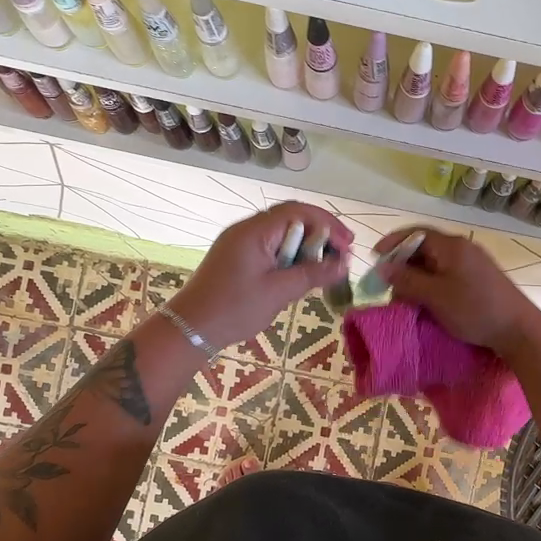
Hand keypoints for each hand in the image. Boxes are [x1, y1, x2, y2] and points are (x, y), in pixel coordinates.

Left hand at [167, 203, 351, 349]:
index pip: (298, 212)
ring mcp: (239, 243)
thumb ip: (312, 274)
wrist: (192, 328)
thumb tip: (343, 263)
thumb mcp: (278, 292)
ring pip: (281, 233)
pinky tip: (303, 272)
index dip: (328, 225)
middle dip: (320, 233)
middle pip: (291, 218)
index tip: (349, 245)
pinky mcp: (237, 257)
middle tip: (343, 253)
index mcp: (255, 231)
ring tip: (327, 264)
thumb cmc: (234, 309)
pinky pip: (270, 247)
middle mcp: (246, 229)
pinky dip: (290, 256)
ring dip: (306, 246)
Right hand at [375, 228, 540, 355]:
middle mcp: (463, 249)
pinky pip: (447, 275)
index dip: (393, 244)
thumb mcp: (436, 296)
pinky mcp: (479, 280)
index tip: (374, 258)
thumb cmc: (475, 310)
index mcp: (451, 246)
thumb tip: (384, 268)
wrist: (519, 329)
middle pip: (424, 249)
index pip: (415, 234)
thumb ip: (408, 280)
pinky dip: (431, 285)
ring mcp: (473, 264)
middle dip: (403, 266)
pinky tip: (426, 303)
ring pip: (436, 264)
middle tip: (388, 286)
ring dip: (416, 278)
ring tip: (405, 299)